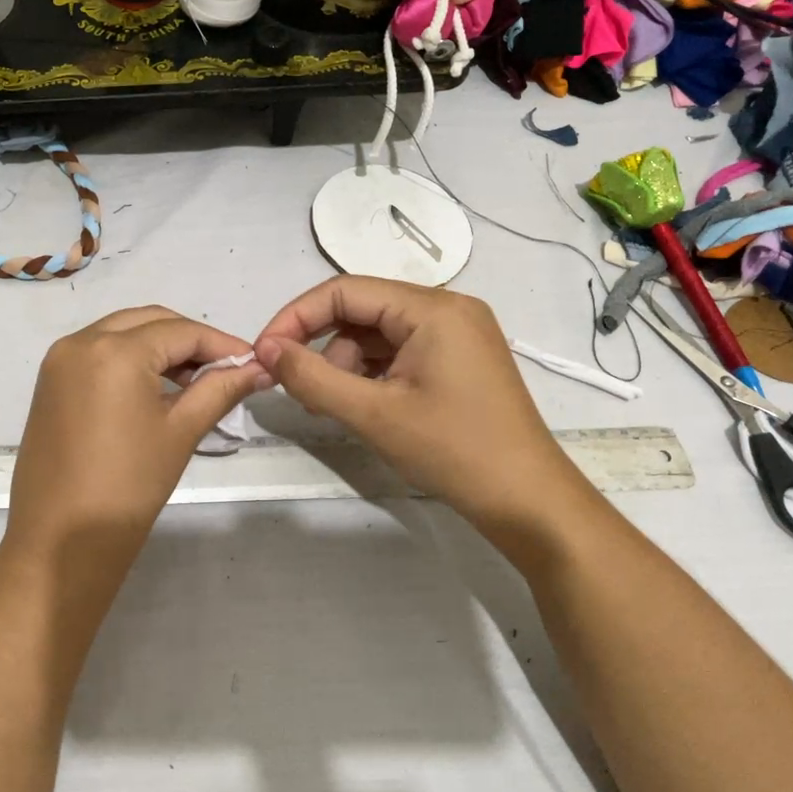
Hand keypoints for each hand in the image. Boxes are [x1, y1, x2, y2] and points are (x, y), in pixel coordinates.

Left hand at [7, 307, 267, 557]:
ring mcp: (59, 362)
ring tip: (196, 382)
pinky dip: (129, 360)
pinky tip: (156, 389)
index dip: (222, 345)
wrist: (61, 541)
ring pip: (120, 333)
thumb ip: (220, 390)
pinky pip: (97, 354)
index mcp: (114, 350)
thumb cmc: (128, 487)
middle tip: (227, 371)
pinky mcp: (49, 383)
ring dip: (159, 348)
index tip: (255, 363)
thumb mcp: (180, 432)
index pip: (181, 331)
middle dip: (190, 341)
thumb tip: (258, 369)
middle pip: (148, 322)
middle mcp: (80, 342)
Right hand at [253, 276, 590, 528]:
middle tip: (291, 385)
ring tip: (327, 406)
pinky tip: (357, 405)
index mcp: (433, 308)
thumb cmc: (453, 452)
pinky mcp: (457, 359)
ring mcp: (456, 334)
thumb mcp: (373, 414)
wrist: (529, 501)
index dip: (296, 317)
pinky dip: (368, 373)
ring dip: (342, 363)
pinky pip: (397, 351)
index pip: (344, 290)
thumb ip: (312, 376)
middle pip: (360, 308)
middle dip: (319, 344)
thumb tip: (265, 349)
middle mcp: (447, 308)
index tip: (263, 353)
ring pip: (375, 332)